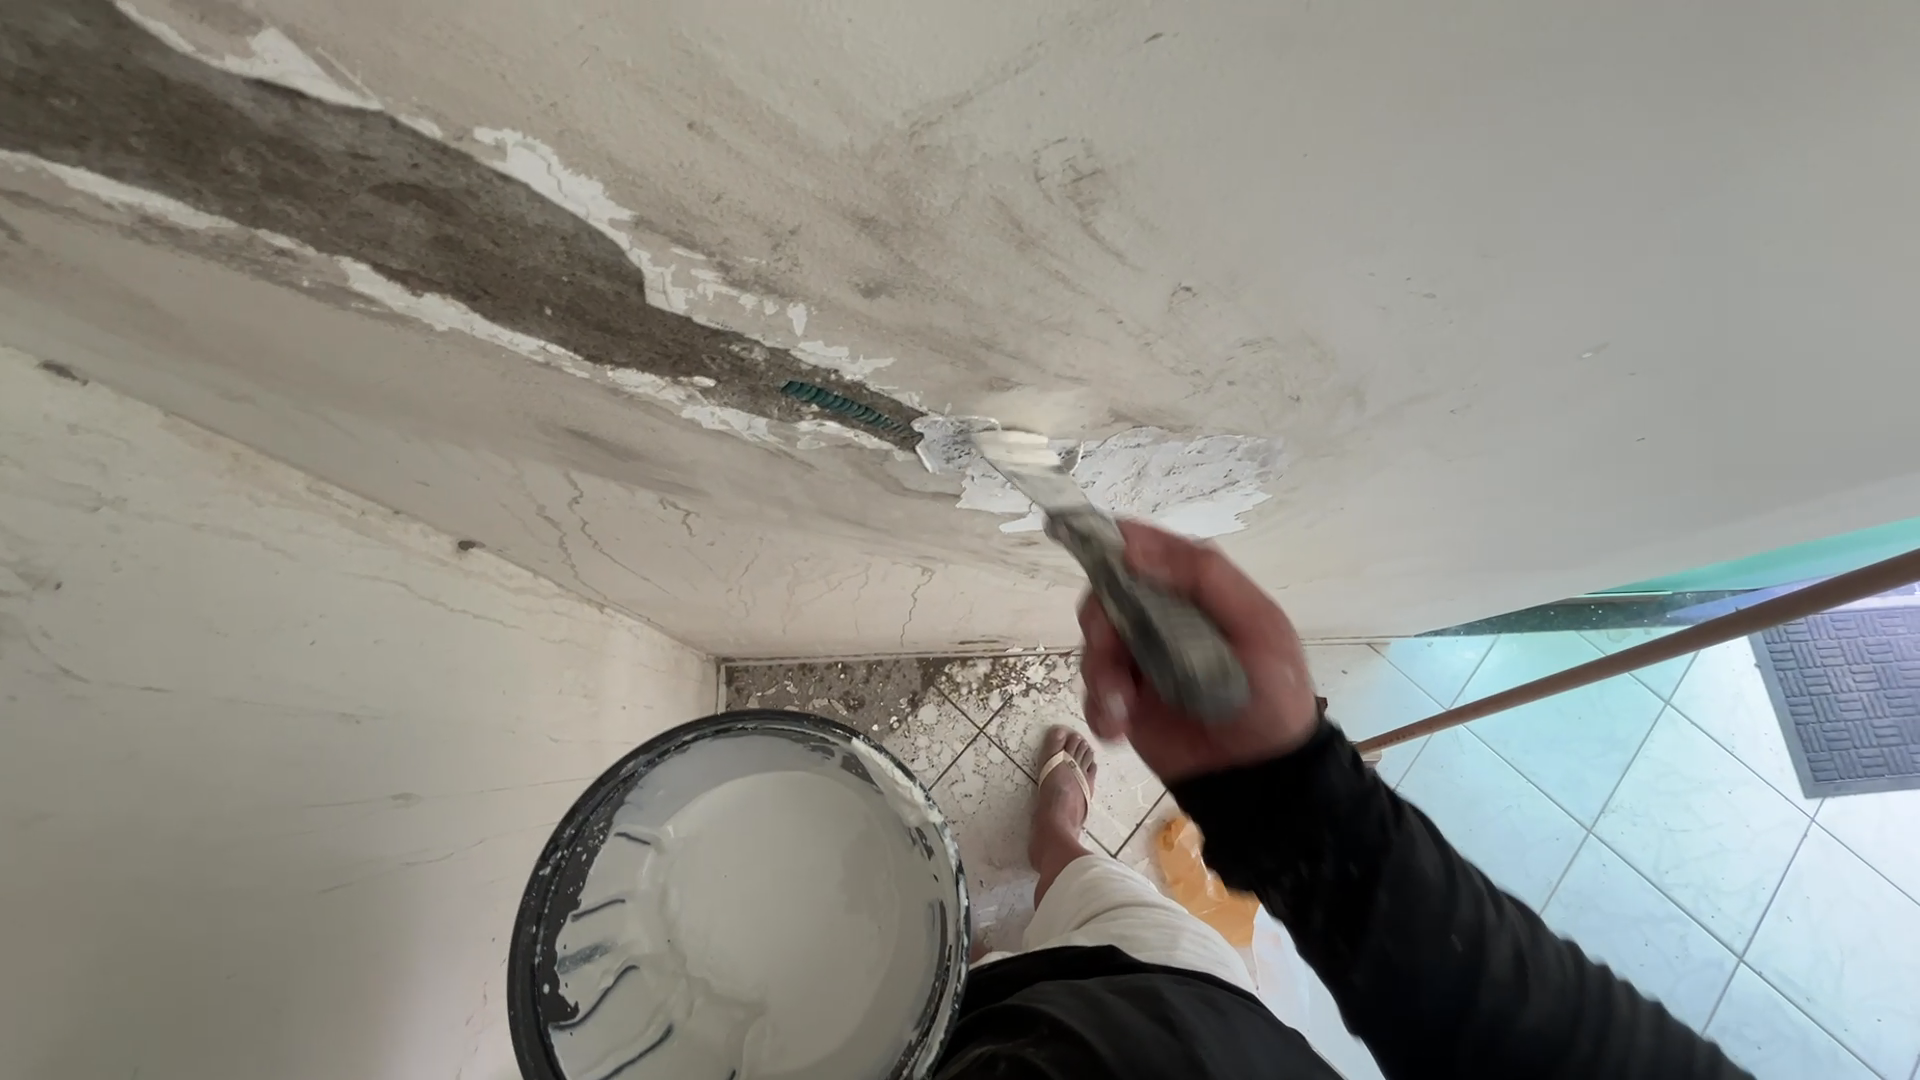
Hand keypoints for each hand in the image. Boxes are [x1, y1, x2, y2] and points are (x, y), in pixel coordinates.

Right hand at [1079, 520, 1319, 782]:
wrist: (1263, 778)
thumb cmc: (1271, 693)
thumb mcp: (1256, 624)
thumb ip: (1204, 576)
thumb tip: (1131, 544)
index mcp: (1192, 592)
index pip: (1145, 551)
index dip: (1113, 546)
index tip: (1094, 553)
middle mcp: (1160, 619)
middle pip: (1106, 597)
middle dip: (1101, 623)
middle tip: (1111, 651)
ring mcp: (1139, 661)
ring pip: (1093, 645)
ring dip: (1100, 673)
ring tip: (1122, 707)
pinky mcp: (1125, 702)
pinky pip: (1092, 693)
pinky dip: (1098, 708)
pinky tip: (1118, 727)